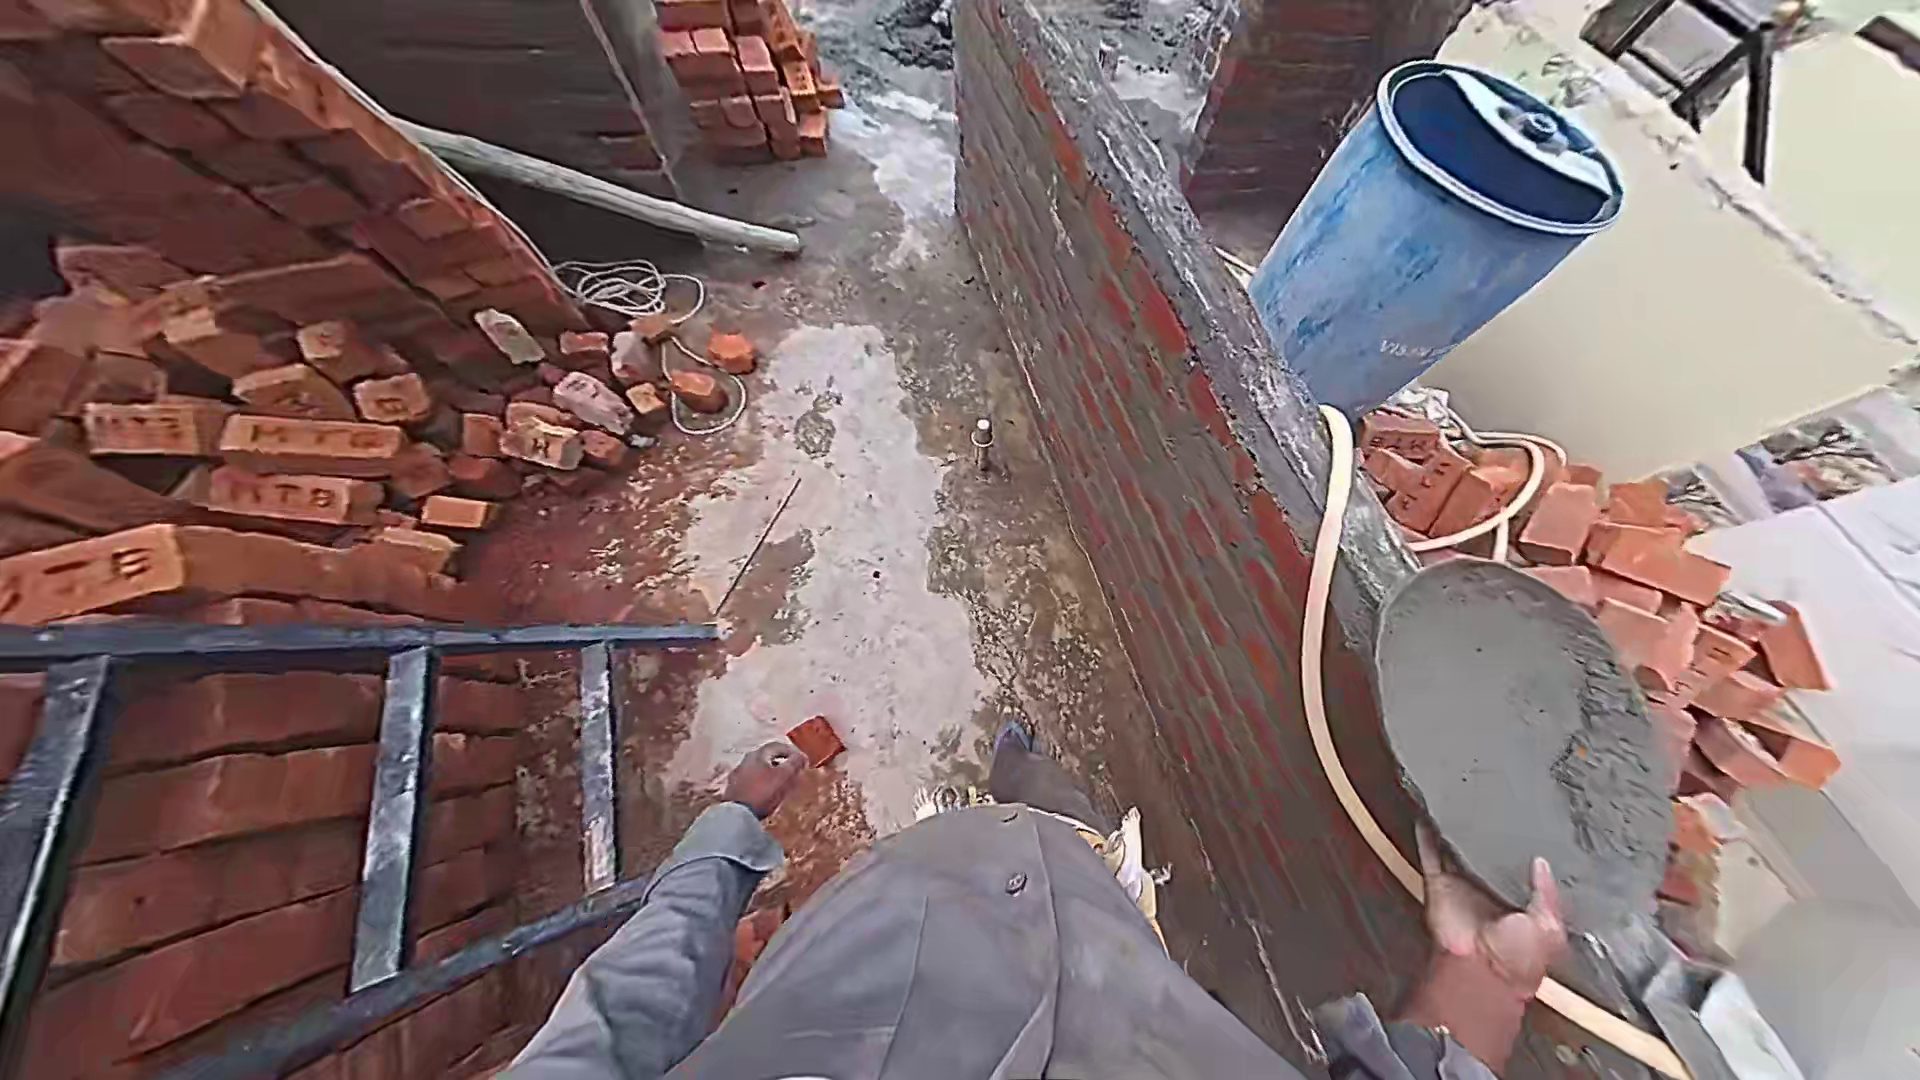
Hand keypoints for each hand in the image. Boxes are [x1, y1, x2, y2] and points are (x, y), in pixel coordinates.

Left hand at [724, 742, 804, 818]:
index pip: (777, 746)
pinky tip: (767, 792)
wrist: (737, 817)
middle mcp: (745, 761)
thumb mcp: (784, 776)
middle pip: (767, 757)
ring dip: (772, 773)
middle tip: (793, 770)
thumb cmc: (763, 792)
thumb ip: (794, 764)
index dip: (793, 752)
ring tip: (781, 783)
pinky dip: (762, 783)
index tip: (802, 761)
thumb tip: (801, 756)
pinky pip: (752, 781)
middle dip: (782, 762)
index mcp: (757, 754)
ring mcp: (737, 775)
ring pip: (759, 769)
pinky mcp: (733, 790)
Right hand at [1417, 823, 1564, 1000]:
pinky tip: (1425, 815)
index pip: (1518, 871)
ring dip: (1453, 831)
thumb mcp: (1547, 929)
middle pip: (1483, 857)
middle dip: (1485, 835)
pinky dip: (1424, 835)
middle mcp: (1486, 889)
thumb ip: (1546, 896)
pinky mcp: (1437, 880)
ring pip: (1455, 850)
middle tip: (1489, 807)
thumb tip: (1543, 862)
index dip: (1521, 851)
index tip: (1526, 827)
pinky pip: (1429, 852)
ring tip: (1457, 804)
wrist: (1477, 965)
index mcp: (1515, 902)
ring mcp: (1459, 883)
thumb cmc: (1519, 956)